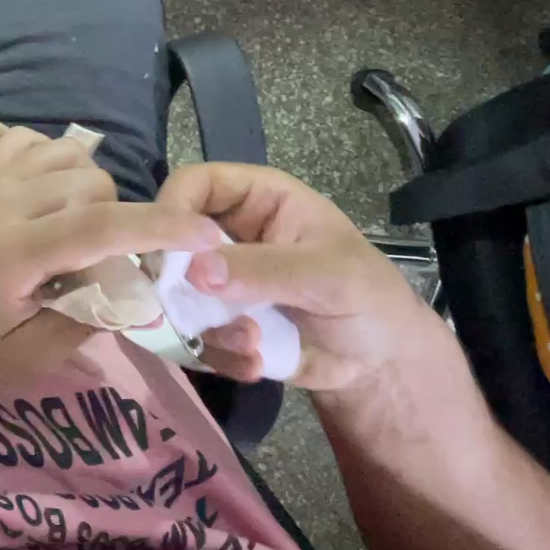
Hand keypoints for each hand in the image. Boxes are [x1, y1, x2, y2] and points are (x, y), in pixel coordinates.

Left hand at [0, 127, 223, 383]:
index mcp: (15, 253)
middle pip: (93, 185)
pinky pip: (31, 141)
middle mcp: (5, 203)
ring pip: (70, 156)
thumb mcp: (23, 357)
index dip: (160, 227)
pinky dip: (54, 159)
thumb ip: (84, 321)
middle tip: (98, 264)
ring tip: (75, 230)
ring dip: (91, 190)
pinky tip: (48, 194)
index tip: (206, 235)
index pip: (100, 226)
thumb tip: (131, 288)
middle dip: (117, 221)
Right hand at [155, 163, 450, 392]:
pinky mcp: (213, 320)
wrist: (381, 366)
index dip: (174, 208)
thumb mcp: (329, 277)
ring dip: (204, 323)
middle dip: (179, 279)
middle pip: (168, 237)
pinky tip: (255, 362)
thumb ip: (265, 268)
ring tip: (252, 343)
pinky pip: (190, 331)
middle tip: (197, 309)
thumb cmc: (369, 299)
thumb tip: (196, 272)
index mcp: (256, 198)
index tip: (169, 251)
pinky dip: (216, 351)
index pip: (193, 183)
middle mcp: (226, 233)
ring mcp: (216, 279)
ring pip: (173, 290)